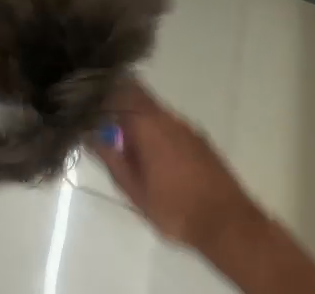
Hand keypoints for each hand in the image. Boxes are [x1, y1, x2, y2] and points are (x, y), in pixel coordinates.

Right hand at [89, 79, 253, 253]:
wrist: (229, 225)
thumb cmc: (174, 209)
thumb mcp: (133, 189)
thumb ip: (110, 157)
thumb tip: (89, 134)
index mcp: (146, 123)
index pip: (118, 89)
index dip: (100, 92)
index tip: (86, 102)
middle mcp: (166, 116)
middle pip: (136, 94)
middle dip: (118, 103)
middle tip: (103, 123)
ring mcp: (186, 127)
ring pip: (153, 110)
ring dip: (138, 119)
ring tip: (126, 144)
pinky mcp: (200, 140)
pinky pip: (170, 124)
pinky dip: (156, 131)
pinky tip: (155, 156)